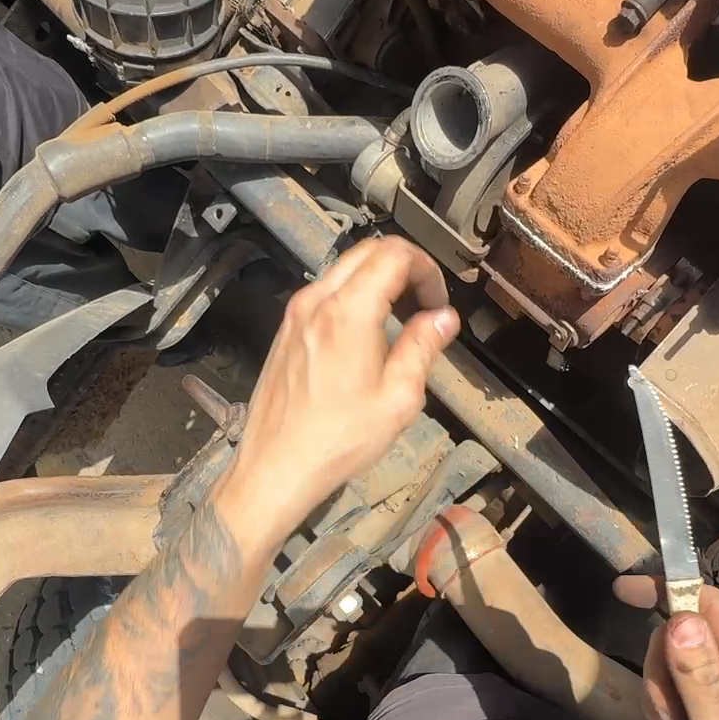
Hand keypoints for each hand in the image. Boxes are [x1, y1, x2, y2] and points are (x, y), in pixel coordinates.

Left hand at [211, 238, 459, 550]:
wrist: (275, 467)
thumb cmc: (339, 439)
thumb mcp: (397, 398)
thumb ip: (422, 347)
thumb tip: (444, 317)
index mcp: (348, 310)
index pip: (394, 255)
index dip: (427, 270)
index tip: (439, 304)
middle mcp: (316, 300)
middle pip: (367, 252)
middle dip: (404, 267)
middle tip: (425, 305)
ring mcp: (294, 314)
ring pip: (343, 270)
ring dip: (377, 281)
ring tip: (399, 320)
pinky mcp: (284, 331)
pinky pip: (324, 294)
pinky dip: (352, 297)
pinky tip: (365, 336)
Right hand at [614, 579, 718, 719]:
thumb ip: (701, 679)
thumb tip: (680, 617)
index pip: (709, 604)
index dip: (666, 591)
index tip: (621, 592)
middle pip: (681, 633)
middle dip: (662, 670)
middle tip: (670, 717)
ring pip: (671, 663)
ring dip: (662, 698)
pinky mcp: (714, 707)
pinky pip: (673, 690)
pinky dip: (666, 714)